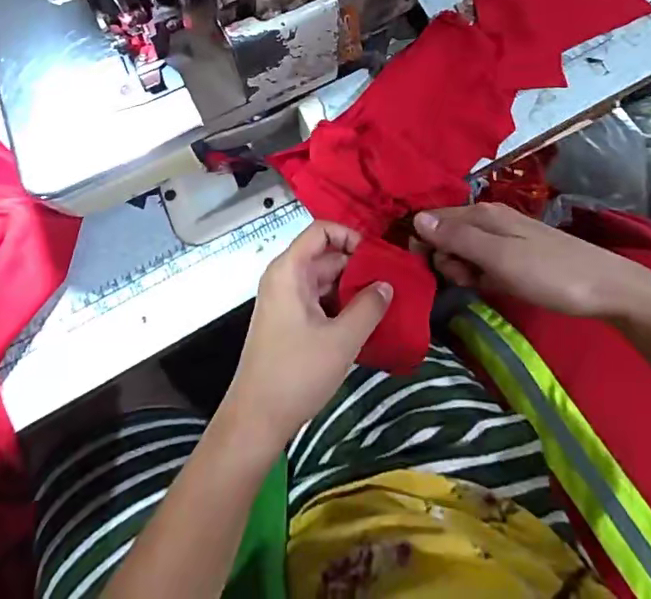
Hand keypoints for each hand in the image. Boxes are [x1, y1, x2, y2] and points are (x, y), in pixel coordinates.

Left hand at [225, 222, 391, 445]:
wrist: (256, 418)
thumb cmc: (296, 373)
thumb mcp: (341, 340)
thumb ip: (368, 307)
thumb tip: (387, 285)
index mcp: (289, 271)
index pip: (321, 231)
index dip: (351, 236)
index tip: (378, 257)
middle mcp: (284, 278)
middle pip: (325, 256)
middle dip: (358, 266)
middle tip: (393, 282)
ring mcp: (285, 301)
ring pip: (325, 281)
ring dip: (352, 289)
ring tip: (385, 303)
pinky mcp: (289, 322)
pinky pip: (319, 301)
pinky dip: (341, 306)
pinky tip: (366, 322)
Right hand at [413, 203, 650, 319]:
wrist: (609, 290)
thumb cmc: (551, 274)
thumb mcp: (499, 258)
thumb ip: (458, 239)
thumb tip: (416, 219)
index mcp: (483, 213)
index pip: (433, 217)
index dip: (422, 240)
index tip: (424, 266)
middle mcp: (489, 219)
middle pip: (446, 234)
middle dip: (442, 257)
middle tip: (461, 279)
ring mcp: (504, 238)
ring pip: (463, 250)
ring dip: (460, 269)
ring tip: (477, 286)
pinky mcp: (515, 258)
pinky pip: (482, 262)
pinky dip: (479, 275)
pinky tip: (489, 288)